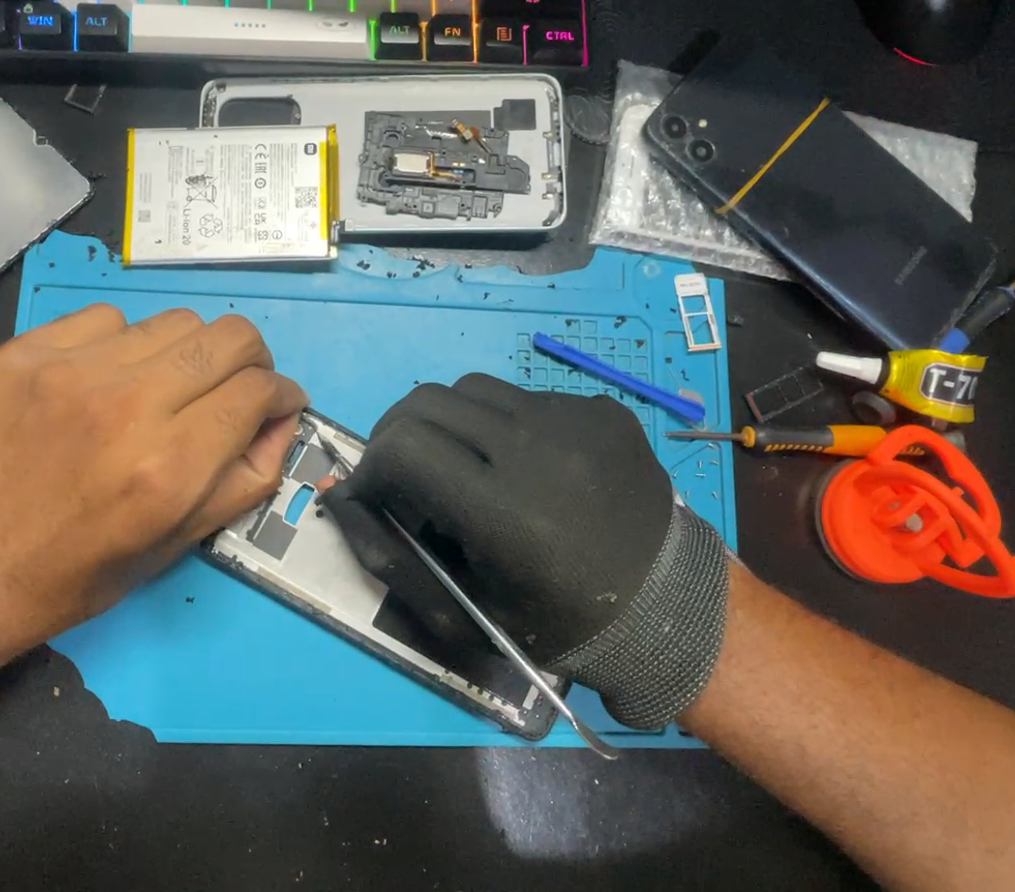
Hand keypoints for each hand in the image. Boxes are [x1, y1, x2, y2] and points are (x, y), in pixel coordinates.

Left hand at [0, 306, 306, 662]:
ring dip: (189, 353)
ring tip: (166, 388)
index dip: (283, 395)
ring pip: (175, 321)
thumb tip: (283, 419)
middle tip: (236, 389)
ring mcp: (70, 371)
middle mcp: (127, 405)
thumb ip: (247, 478)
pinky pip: (108, 319)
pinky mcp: (23, 353)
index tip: (277, 405)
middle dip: (252, 361)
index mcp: (170, 466)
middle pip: (229, 336)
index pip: (259, 390)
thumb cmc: (73, 576)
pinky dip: (125, 346)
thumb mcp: (177, 545)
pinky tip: (106, 382)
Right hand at [325, 375, 731, 728]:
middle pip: (429, 402)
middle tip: (404, 473)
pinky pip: (527, 397)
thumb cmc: (562, 625)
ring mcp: (577, 419)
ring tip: (463, 465)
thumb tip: (343, 498)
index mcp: (507, 510)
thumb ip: (395, 554)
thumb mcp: (468, 609)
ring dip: (449, 422)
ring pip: (474, 388)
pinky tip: (525, 465)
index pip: (404, 447)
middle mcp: (541, 447)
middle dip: (399, 435)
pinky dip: (504, 425)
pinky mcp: (603, 408)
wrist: (671, 609)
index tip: (375, 492)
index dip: (372, 466)